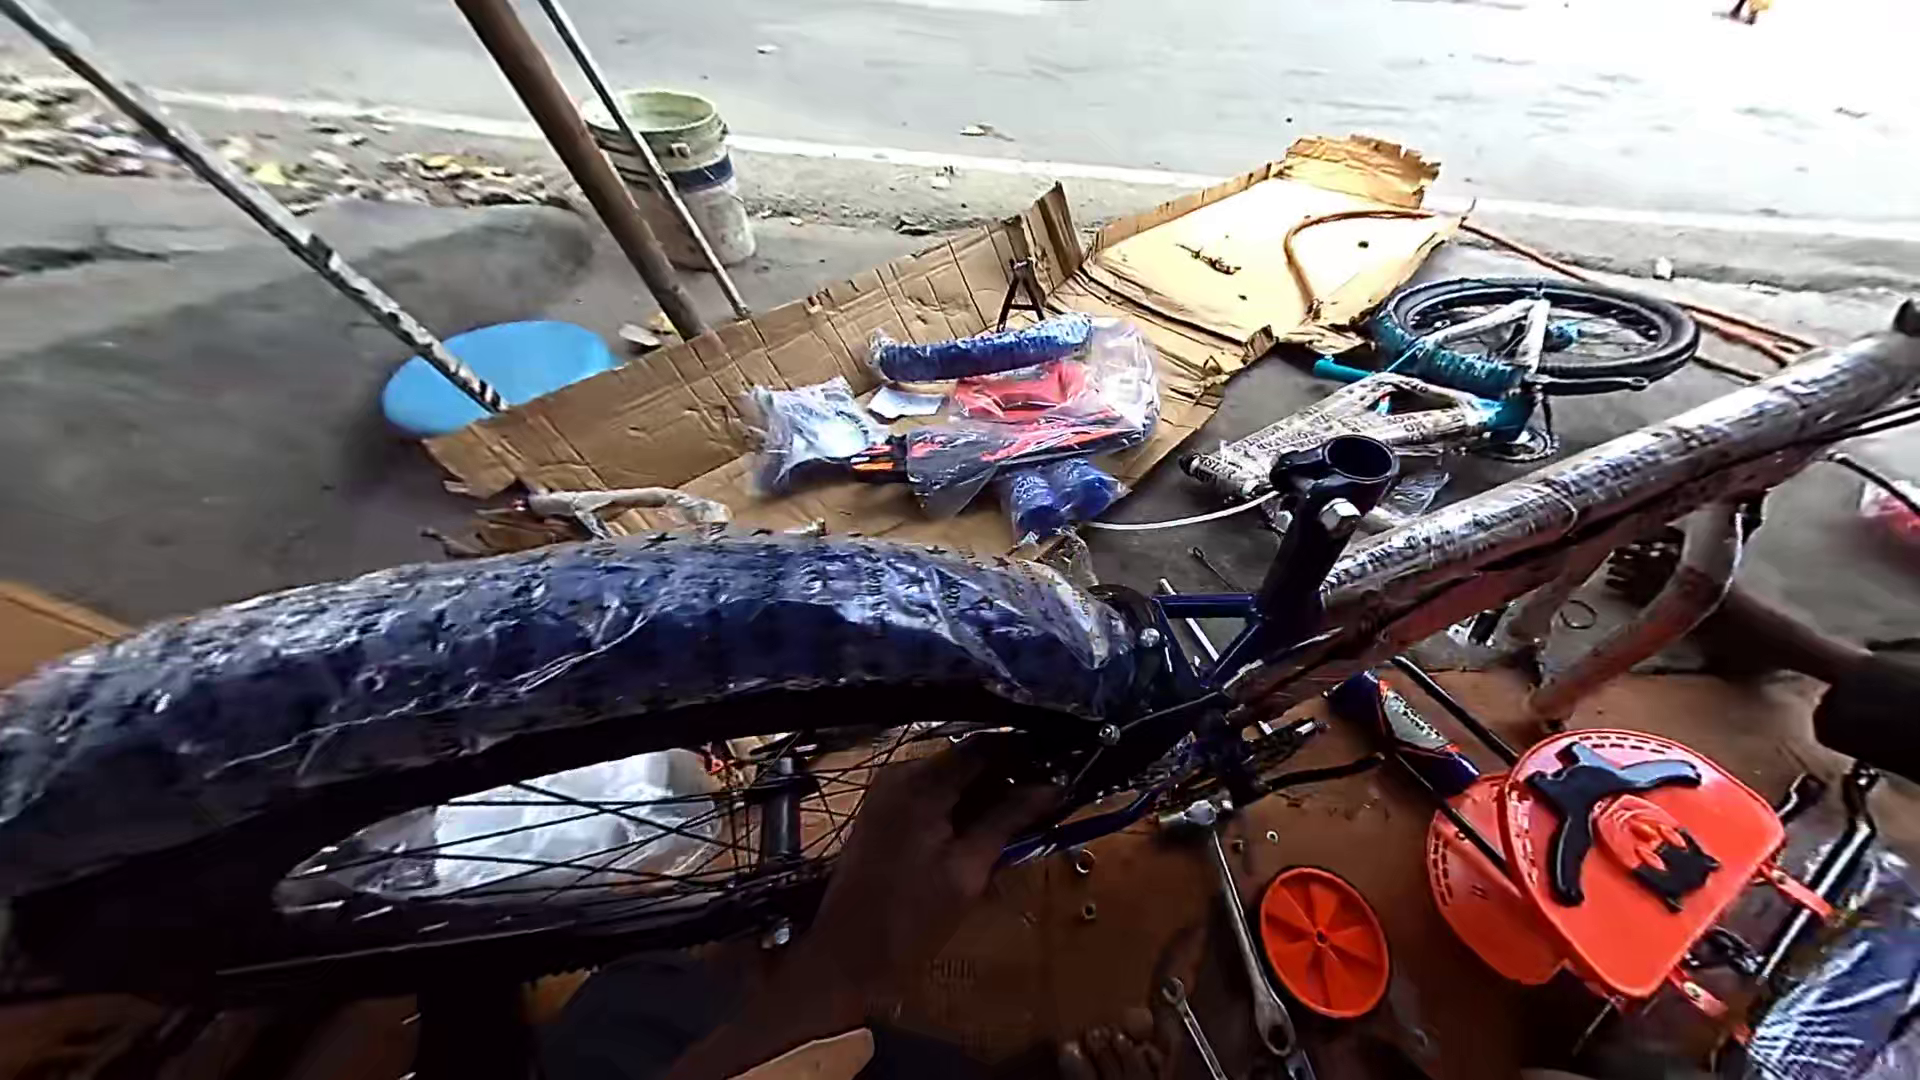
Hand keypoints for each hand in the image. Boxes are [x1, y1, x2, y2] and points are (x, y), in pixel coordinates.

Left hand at [664, 736, 1057, 1078]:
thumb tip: (1051, 788)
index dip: (1021, 752)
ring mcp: (889, 787)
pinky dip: (959, 802)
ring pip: (950, 774)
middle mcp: (902, 771)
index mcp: (921, 781)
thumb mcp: (967, 870)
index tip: (1053, 765)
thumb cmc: (909, 918)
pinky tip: (981, 826)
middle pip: (965, 758)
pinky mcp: (884, 805)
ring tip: (1017, 815)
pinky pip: (932, 790)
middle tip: (1040, 797)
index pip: (982, 746)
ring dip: (982, 791)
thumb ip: (1007, 820)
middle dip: (1004, 775)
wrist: (844, 954)